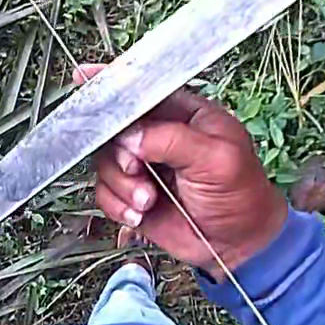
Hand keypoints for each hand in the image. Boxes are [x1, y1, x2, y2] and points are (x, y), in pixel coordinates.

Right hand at [78, 64, 285, 271]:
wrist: (237, 246)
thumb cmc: (239, 195)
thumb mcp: (215, 158)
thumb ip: (171, 140)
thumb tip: (128, 137)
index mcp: (184, 115)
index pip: (144, 92)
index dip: (114, 85)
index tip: (85, 79)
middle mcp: (159, 137)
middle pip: (115, 130)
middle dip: (120, 154)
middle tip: (137, 170)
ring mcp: (143, 167)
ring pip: (106, 163)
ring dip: (122, 185)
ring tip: (148, 202)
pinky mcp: (132, 196)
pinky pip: (105, 193)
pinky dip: (117, 205)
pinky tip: (138, 215)